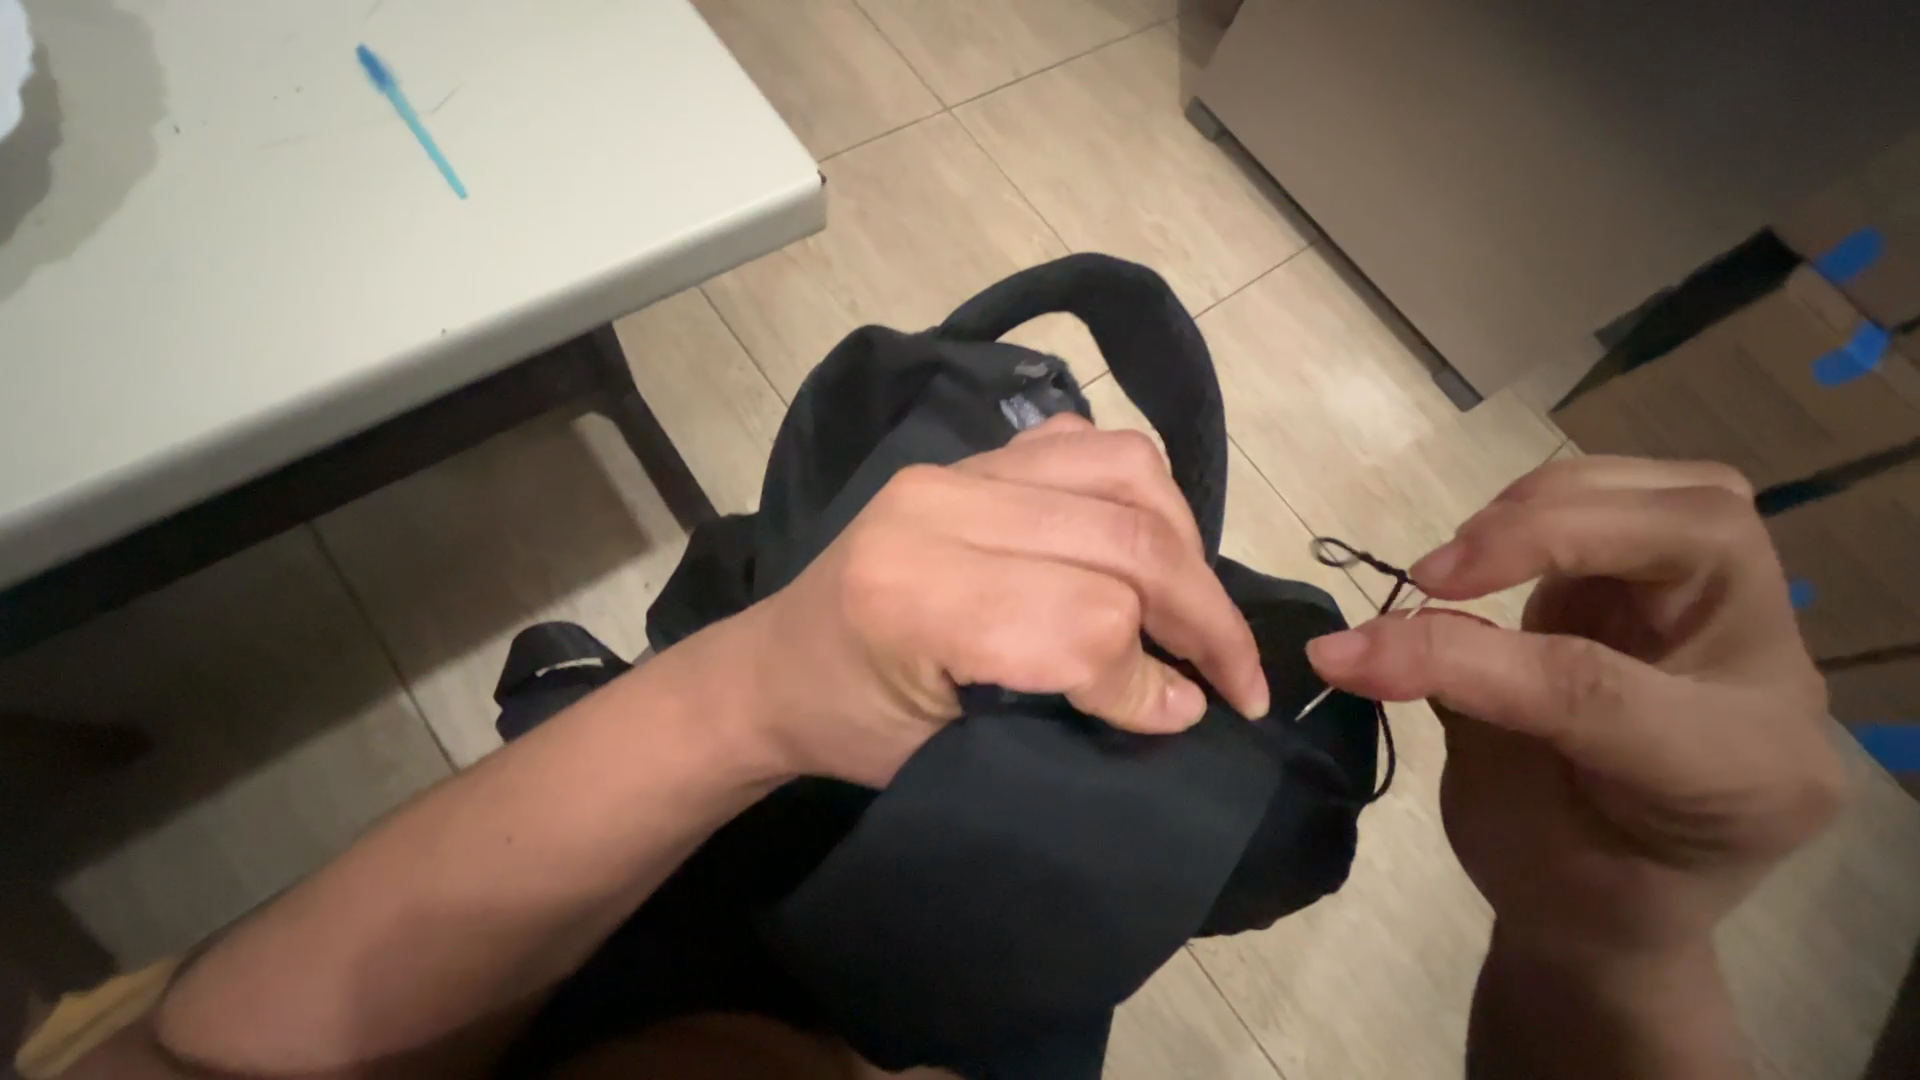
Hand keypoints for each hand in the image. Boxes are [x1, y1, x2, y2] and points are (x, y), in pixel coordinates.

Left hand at [728, 413, 1269, 787]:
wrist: (773, 668)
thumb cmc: (850, 727)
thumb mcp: (947, 754)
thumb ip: (1067, 715)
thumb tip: (1183, 699)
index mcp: (917, 595)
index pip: (1086, 618)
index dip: (1149, 679)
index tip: (1188, 717)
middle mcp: (939, 507)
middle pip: (1121, 536)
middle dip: (1201, 613)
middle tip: (1236, 678)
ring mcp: (955, 469)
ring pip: (1121, 471)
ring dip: (1184, 542)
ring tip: (1195, 608)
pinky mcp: (967, 458)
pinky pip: (1083, 445)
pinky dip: (1138, 491)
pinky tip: (1146, 542)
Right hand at [1305, 455, 1843, 960]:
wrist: (1613, 896)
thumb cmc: (1560, 877)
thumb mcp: (1501, 815)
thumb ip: (1445, 704)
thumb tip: (1343, 642)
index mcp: (1737, 770)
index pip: (1597, 684)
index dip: (1464, 658)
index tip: (1350, 654)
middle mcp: (1758, 680)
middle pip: (1699, 534)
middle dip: (1545, 531)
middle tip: (1432, 574)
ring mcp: (1726, 625)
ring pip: (1679, 497)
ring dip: (1546, 505)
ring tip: (1457, 559)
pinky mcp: (1672, 594)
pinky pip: (1639, 506)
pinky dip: (1549, 506)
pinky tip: (1489, 548)